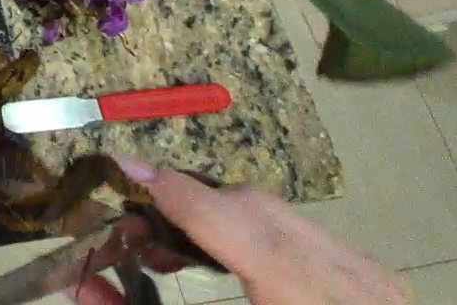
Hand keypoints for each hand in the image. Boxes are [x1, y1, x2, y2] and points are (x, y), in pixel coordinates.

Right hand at [75, 159, 411, 304]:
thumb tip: (81, 285)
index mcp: (312, 303)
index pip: (246, 229)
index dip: (181, 193)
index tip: (123, 164)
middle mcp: (356, 286)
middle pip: (254, 210)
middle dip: (188, 204)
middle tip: (136, 227)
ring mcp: (373, 278)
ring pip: (275, 212)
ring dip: (215, 215)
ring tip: (173, 247)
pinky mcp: (375, 278)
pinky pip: (299, 229)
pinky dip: (251, 229)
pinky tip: (225, 256)